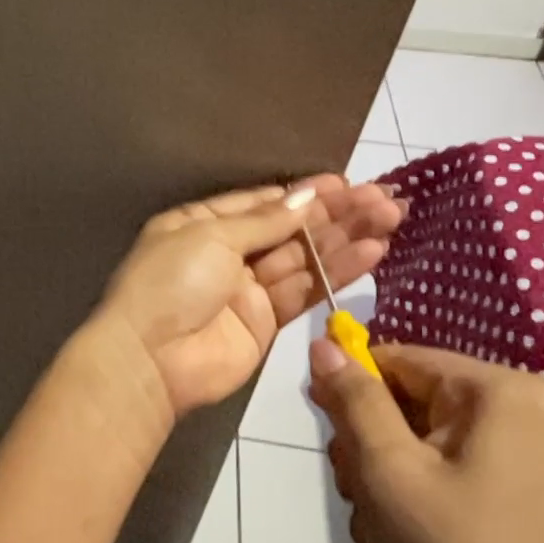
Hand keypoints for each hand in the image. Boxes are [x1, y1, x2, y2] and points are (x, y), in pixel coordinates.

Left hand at [93, 174, 401, 417]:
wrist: (151, 359)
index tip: (347, 183)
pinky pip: (305, 290)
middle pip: (288, 228)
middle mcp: (226, 251)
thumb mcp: (211, 236)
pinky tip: (372, 252)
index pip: (261, 201)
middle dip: (335, 213)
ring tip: (392, 217)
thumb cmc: (170, 283)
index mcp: (201, 223)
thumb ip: (263, 221)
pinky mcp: (267, 321)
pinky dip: (337, 272)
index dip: (303, 193)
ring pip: (304, 257)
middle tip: (385, 198)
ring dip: (346, 238)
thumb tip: (305, 196)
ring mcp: (247, 287)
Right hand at [310, 343, 543, 542]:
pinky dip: (431, 509)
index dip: (353, 393)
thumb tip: (325, 344)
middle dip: (376, 453)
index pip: (400, 361)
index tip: (331, 438)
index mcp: (505, 391)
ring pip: (432, 450)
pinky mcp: (542, 506)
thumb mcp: (388, 470)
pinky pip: (462, 481)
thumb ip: (354, 402)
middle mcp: (534, 414)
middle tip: (366, 499)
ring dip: (396, 489)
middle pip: (416, 408)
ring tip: (390, 538)